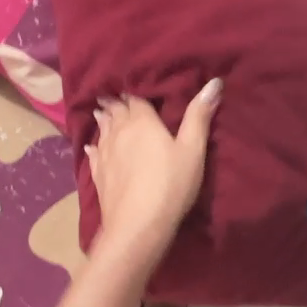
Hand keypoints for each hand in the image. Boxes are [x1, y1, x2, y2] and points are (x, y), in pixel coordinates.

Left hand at [86, 80, 221, 258]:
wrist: (138, 225)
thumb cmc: (171, 184)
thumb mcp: (193, 149)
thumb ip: (199, 116)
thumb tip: (214, 81)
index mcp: (142, 121)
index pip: (137, 100)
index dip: (137, 94)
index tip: (135, 88)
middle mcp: (119, 132)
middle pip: (116, 112)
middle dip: (117, 103)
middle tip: (115, 96)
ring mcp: (105, 154)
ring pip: (103, 129)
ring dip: (105, 120)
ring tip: (103, 113)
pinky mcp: (97, 175)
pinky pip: (94, 153)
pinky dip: (94, 146)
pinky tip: (92, 146)